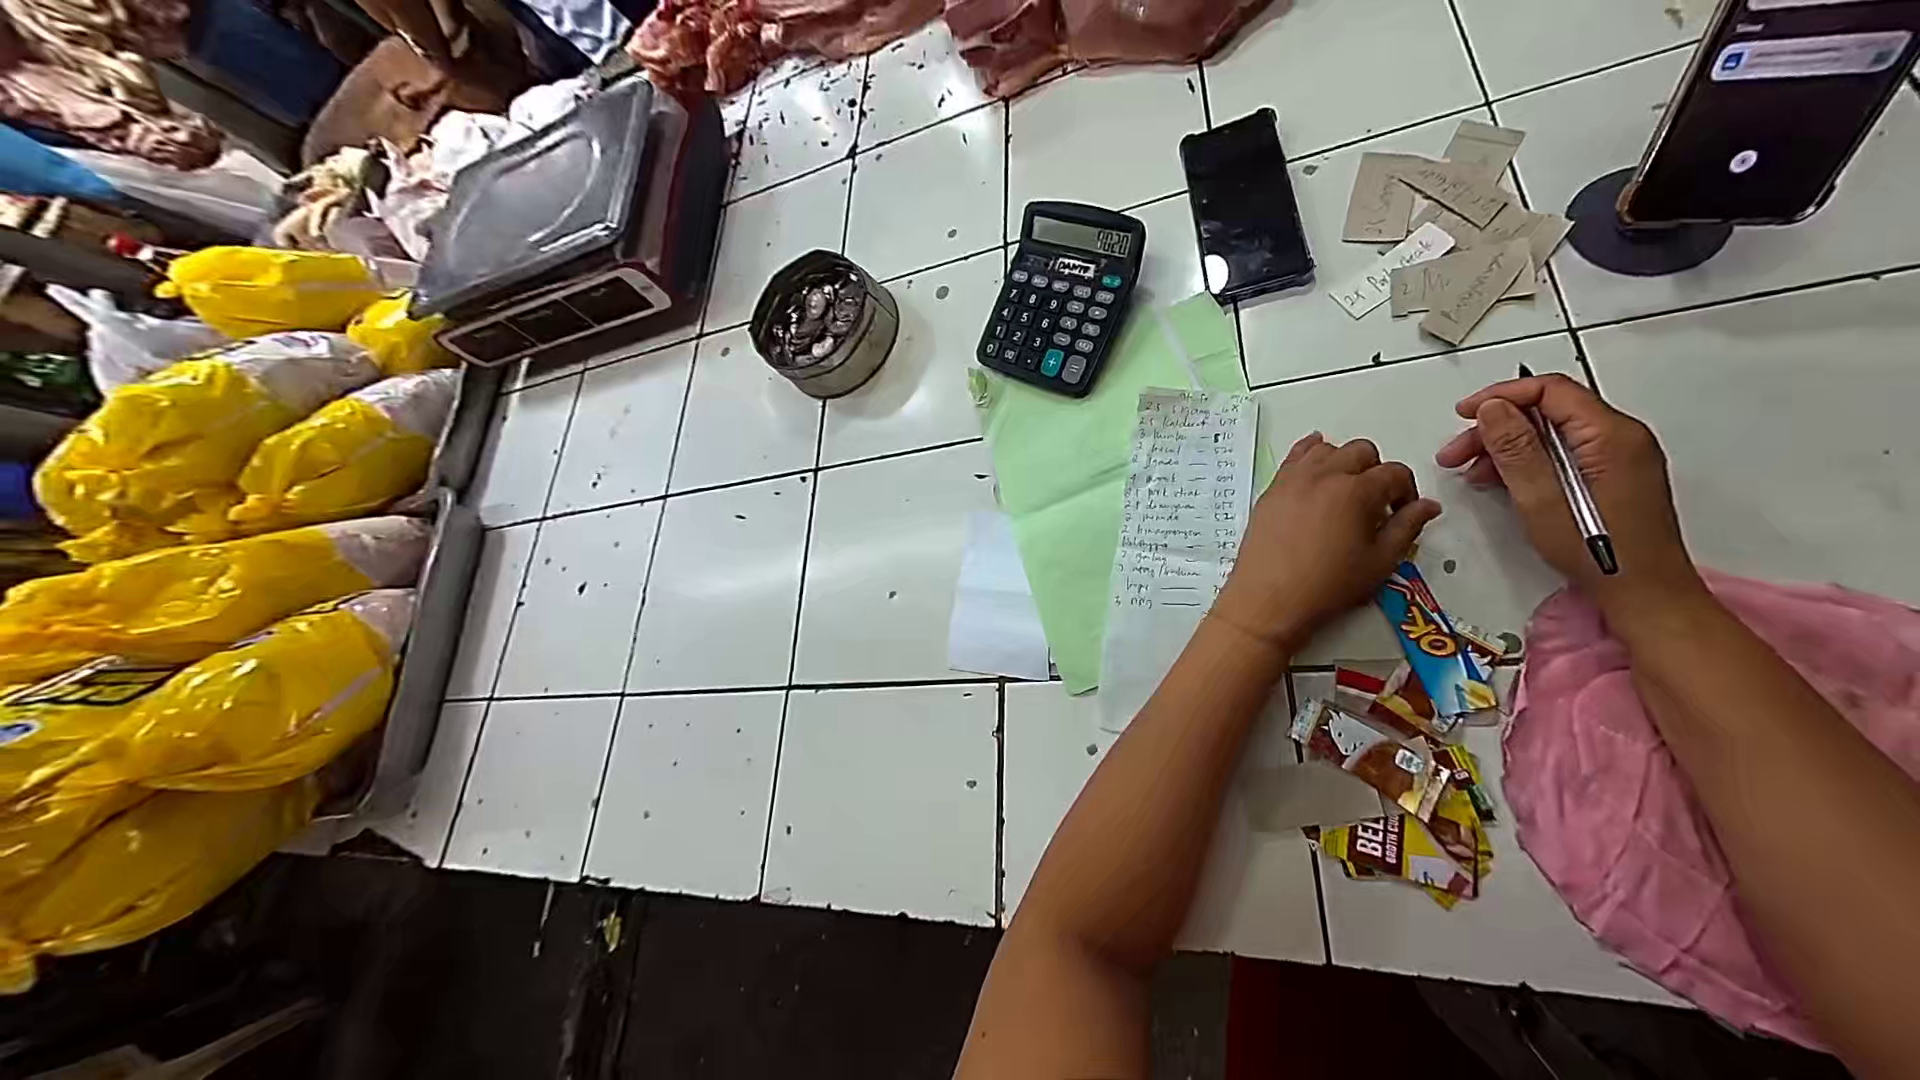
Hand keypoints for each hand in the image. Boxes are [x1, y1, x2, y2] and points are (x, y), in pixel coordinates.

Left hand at [1212, 433, 1441, 650]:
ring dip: (1342, 461)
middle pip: (1361, 452)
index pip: (1395, 473)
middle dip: (1376, 472)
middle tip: (1375, 502)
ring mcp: (1292, 480)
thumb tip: (1427, 506)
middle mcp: (1322, 476)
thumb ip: (1407, 527)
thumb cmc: (1326, 586)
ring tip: (1345, 488)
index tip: (1401, 513)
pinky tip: (1315, 460)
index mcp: (1355, 490)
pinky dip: (1308, 452)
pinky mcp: (1270, 491)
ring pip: (1326, 450)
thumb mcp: (1379, 561)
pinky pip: (1292, 458)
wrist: (1268, 599)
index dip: (1405, 492)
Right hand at [1434, 373, 1703, 613]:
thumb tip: (1493, 408)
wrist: (1642, 591)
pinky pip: (1558, 450)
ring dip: (1503, 444)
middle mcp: (1620, 437)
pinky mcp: (1607, 472)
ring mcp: (1616, 455)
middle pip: (1547, 410)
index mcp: (1611, 436)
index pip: (1551, 391)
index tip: (1464, 414)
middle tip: (1456, 452)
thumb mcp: (1542, 499)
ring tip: (1469, 470)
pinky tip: (1497, 480)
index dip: (1501, 396)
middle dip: (1495, 426)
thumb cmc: (1597, 552)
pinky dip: (1522, 459)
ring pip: (1549, 431)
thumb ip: (1517, 449)